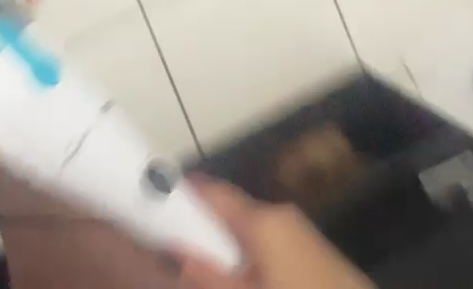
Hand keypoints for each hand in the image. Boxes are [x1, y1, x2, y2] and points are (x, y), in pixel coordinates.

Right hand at [179, 180, 374, 288]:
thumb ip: (210, 277)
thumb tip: (176, 248)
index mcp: (263, 220)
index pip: (212, 193)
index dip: (182, 196)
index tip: (155, 205)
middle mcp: (282, 217)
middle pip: (230, 214)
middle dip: (204, 232)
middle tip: (177, 253)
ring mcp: (303, 236)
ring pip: (252, 235)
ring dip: (229, 252)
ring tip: (210, 275)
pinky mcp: (317, 258)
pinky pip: (272, 250)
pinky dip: (253, 262)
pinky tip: (247, 282)